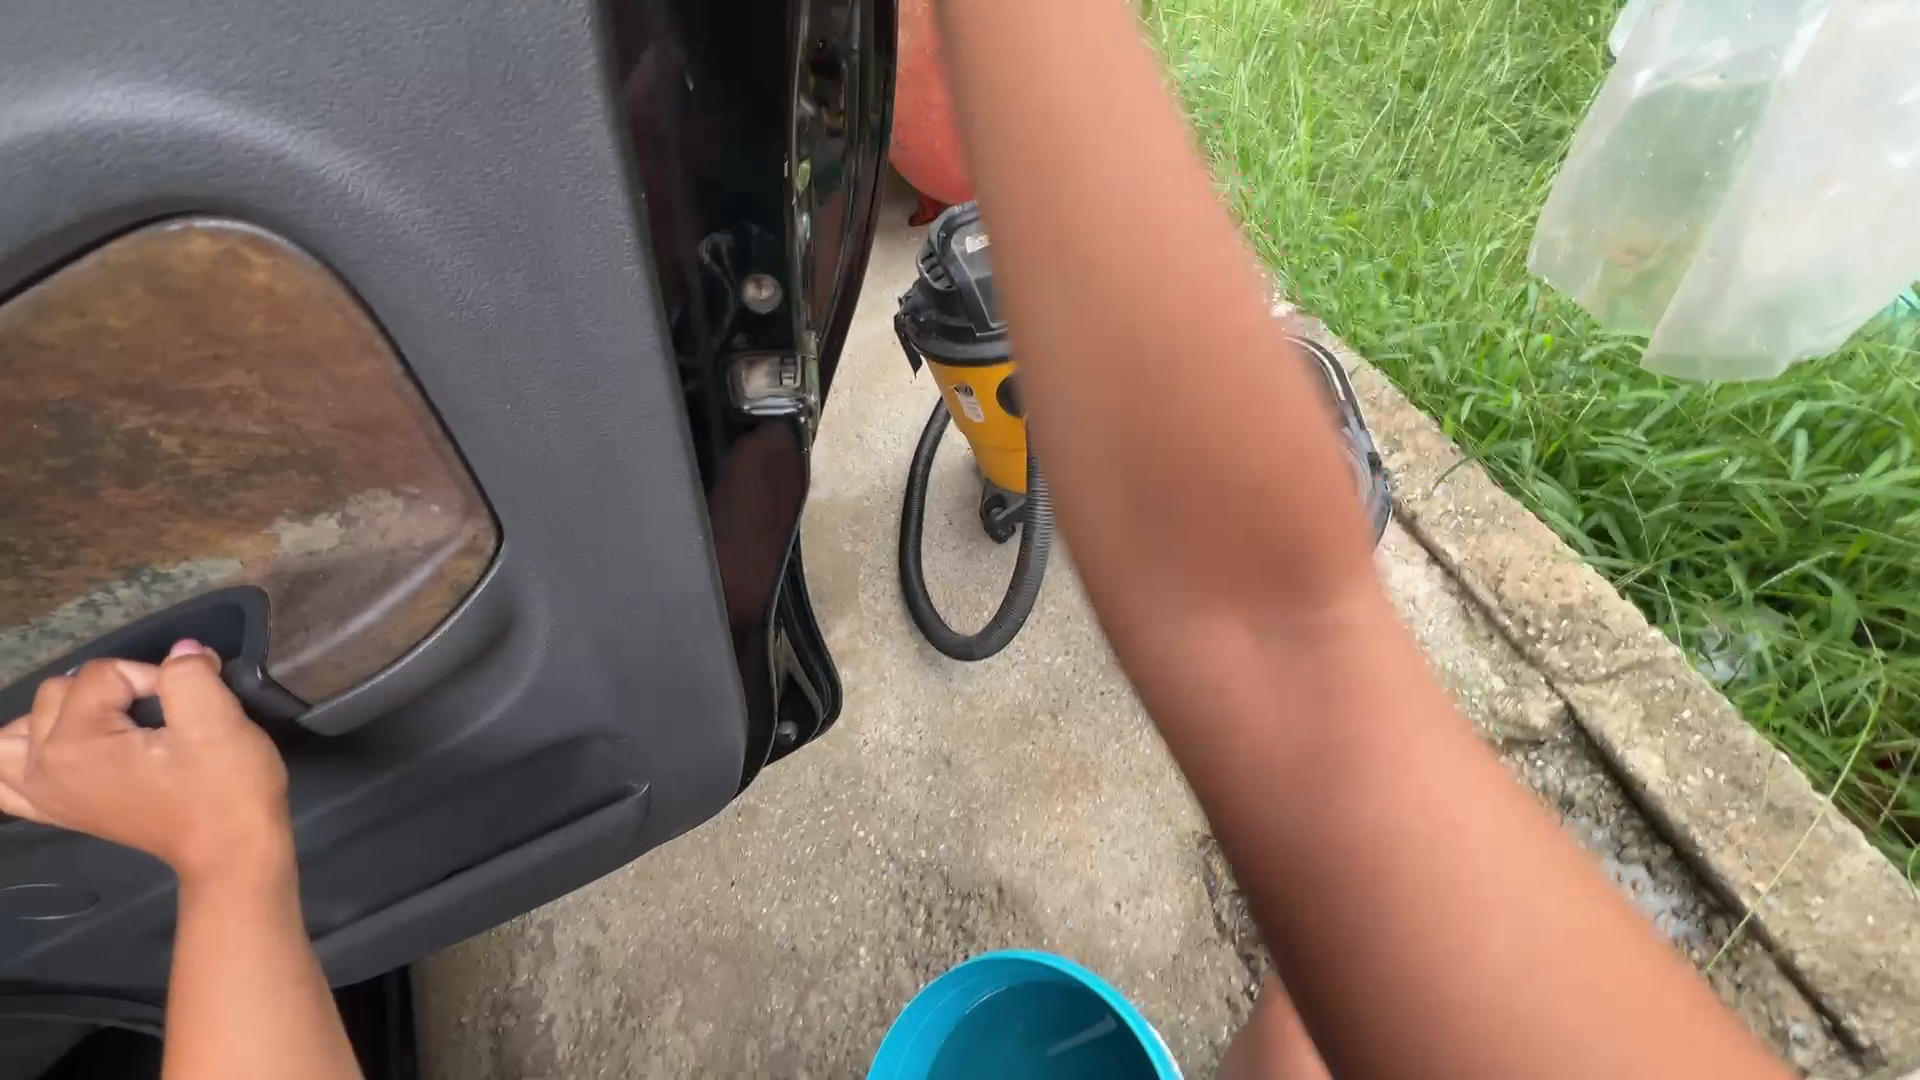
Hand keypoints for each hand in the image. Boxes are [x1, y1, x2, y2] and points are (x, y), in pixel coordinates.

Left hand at [0, 640, 292, 885]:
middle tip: (166, 710)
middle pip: (57, 693)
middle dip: (114, 689)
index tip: (195, 702)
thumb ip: (191, 676)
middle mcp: (39, 768)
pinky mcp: (53, 809)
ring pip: (15, 731)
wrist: (229, 845)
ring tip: (110, 721)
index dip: (158, 676)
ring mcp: (40, 794)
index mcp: (74, 744)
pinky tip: (61, 754)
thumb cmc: (226, 784)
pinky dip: (22, 758)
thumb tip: (185, 650)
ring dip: (60, 716)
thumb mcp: (221, 722)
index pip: (103, 674)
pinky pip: (3, 778)